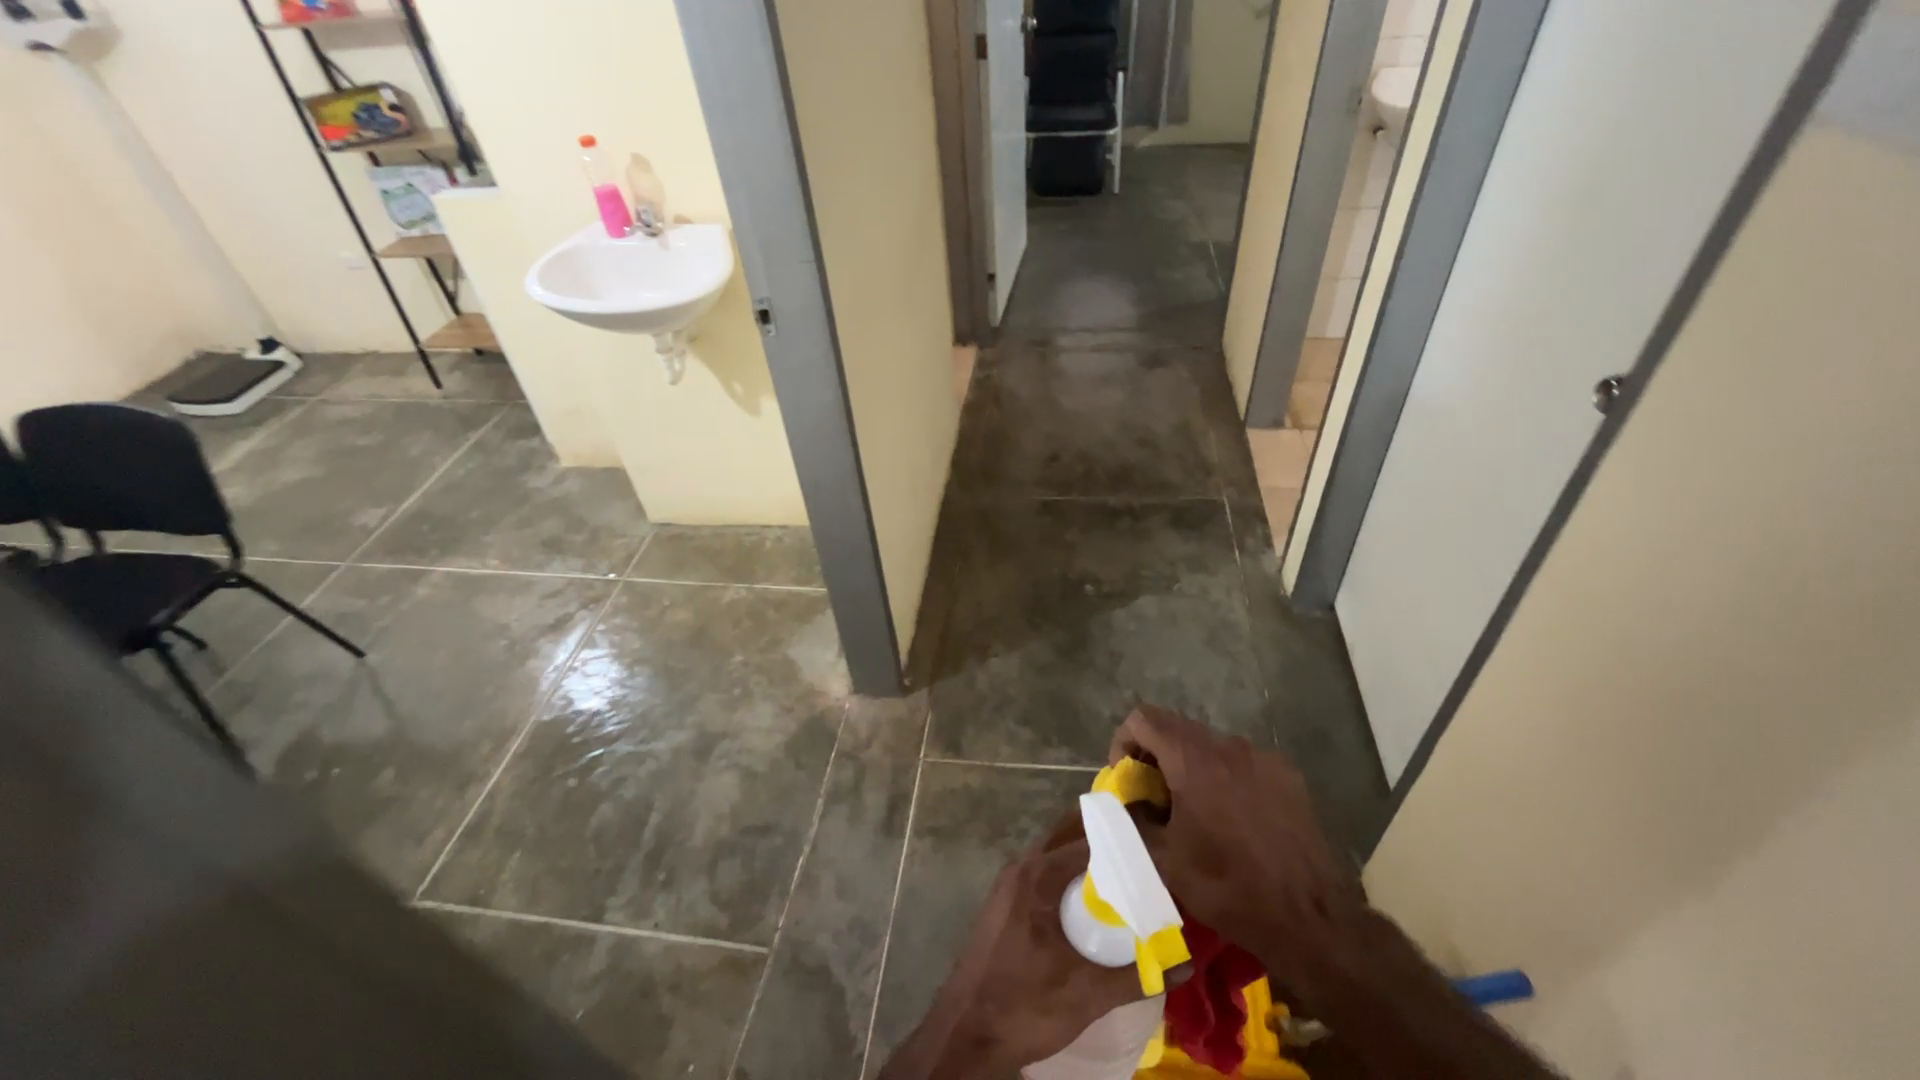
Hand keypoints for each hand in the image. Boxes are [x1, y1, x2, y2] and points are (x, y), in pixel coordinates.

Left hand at [880, 814, 1145, 1077]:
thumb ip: (1138, 976)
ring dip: (1086, 861)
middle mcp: (1020, 870)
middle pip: (1068, 837)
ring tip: (1126, 880)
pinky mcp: (1003, 908)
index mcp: (1038, 876)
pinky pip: (1043, 877)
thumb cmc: (1023, 1005)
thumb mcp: (1087, 994)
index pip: (1089, 837)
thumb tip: (1185, 963)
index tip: (1161, 846)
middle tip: (1146, 856)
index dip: (1126, 838)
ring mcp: (1007, 888)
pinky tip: (1091, 908)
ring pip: (1054, 857)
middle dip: (1106, 841)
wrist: (964, 1035)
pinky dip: (1069, 879)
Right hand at [1108, 705, 1362, 988]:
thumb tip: (1126, 800)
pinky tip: (1233, 822)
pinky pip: (1243, 764)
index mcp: (1194, 760)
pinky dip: (1225, 779)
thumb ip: (1133, 819)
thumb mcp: (1164, 860)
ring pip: (1211, 747)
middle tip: (1154, 802)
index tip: (1126, 780)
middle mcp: (1229, 746)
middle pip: (1177, 729)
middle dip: (1156, 757)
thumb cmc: (1227, 887)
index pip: (1144, 719)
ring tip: (1194, 815)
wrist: (1308, 917)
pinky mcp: (1289, 776)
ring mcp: (1264, 758)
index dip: (1124, 742)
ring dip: (1191, 769)